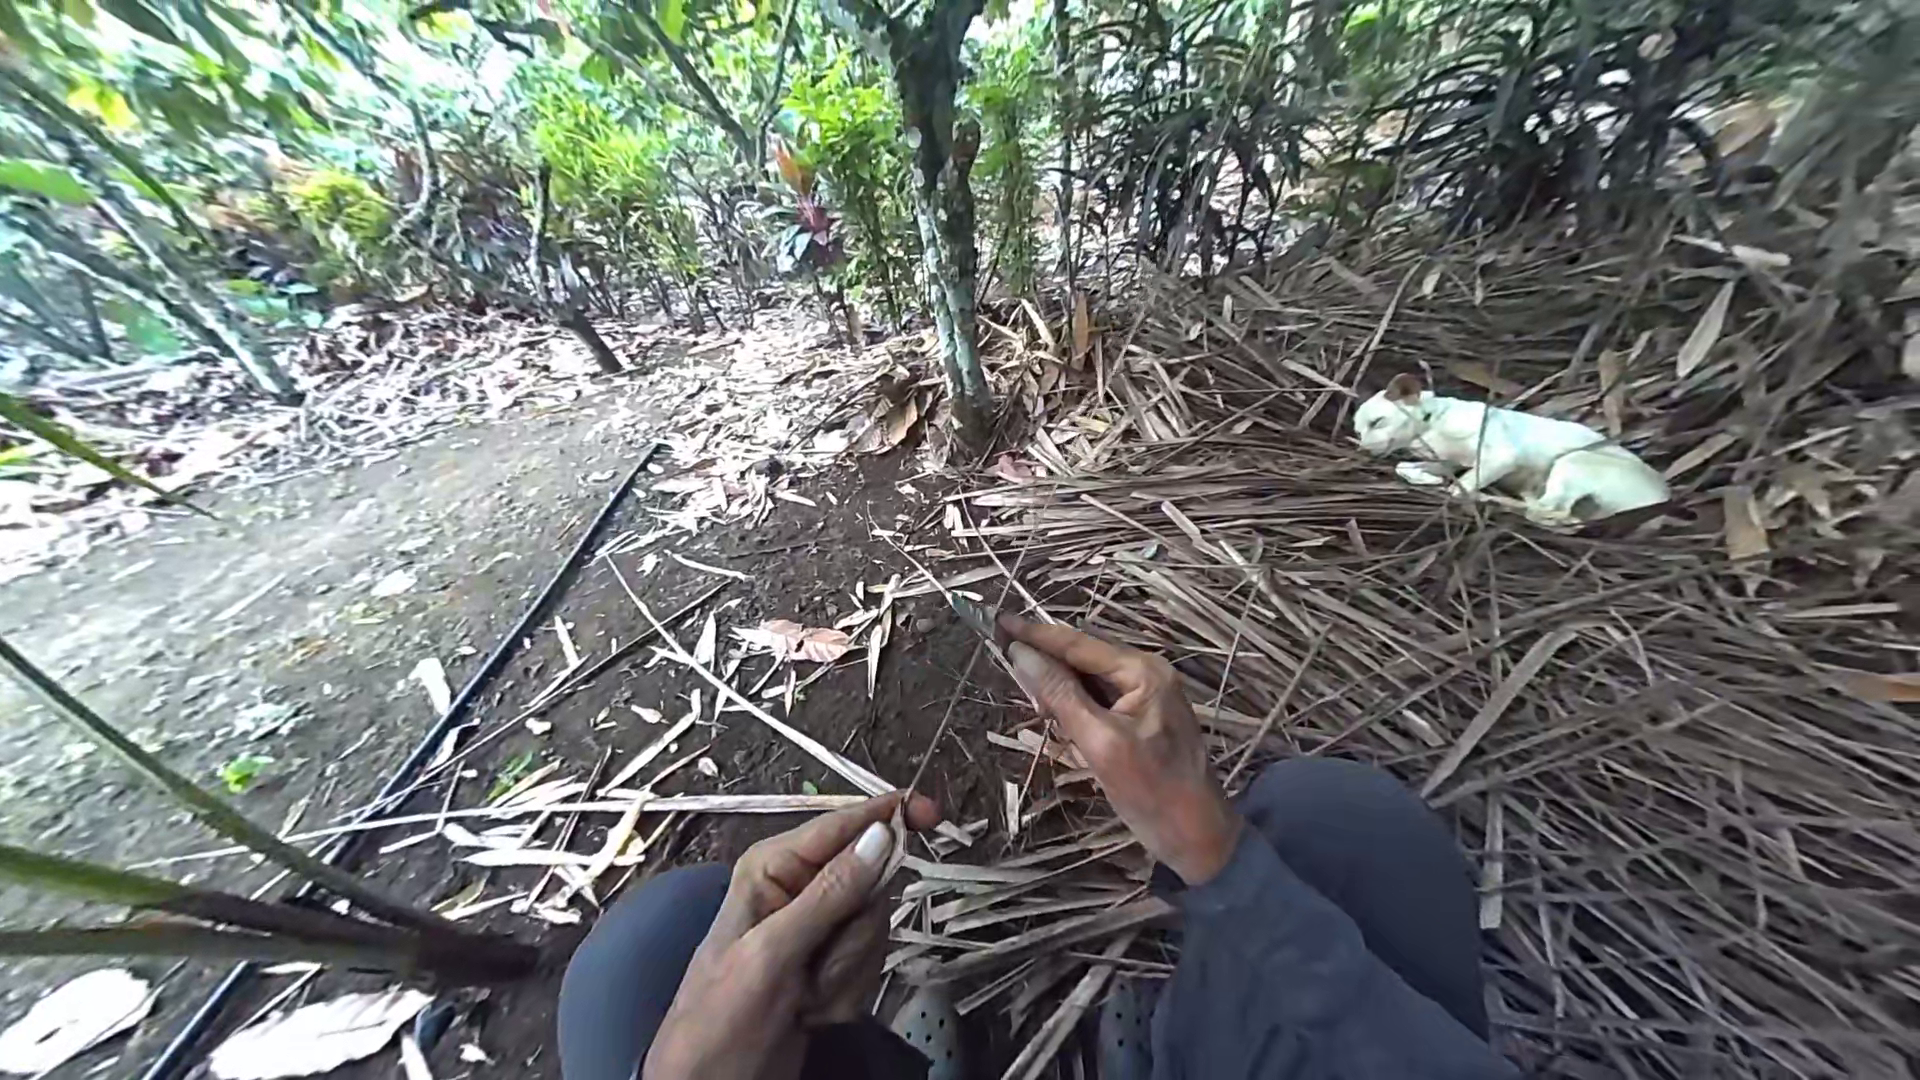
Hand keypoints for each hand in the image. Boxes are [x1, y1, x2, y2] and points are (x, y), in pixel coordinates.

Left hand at [644, 791, 941, 1079]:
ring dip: (849, 966)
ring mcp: (819, 920)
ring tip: (807, 997)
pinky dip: (849, 989)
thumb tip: (883, 834)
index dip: (891, 813)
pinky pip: (870, 955)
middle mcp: (801, 882)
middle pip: (871, 877)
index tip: (933, 813)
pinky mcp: (832, 955)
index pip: (845, 823)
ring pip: (874, 920)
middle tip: (823, 967)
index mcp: (777, 864)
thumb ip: (830, 893)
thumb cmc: (722, 1020)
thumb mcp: (772, 955)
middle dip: (856, 931)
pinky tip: (813, 1010)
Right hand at [1000, 613, 1242, 884]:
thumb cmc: (1153, 793)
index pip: (1077, 643)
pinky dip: (1072, 704)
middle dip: (1045, 661)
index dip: (1035, 634)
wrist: (1200, 841)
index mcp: (1143, 671)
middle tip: (1008, 667)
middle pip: (1081, 655)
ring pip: (1085, 676)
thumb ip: (1059, 695)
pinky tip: (1056, 716)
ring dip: (1057, 686)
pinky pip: (1095, 697)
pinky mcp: (1137, 715)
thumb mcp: (1100, 743)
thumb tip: (1020, 654)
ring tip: (1035, 703)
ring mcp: (1143, 693)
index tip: (999, 622)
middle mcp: (1144, 672)